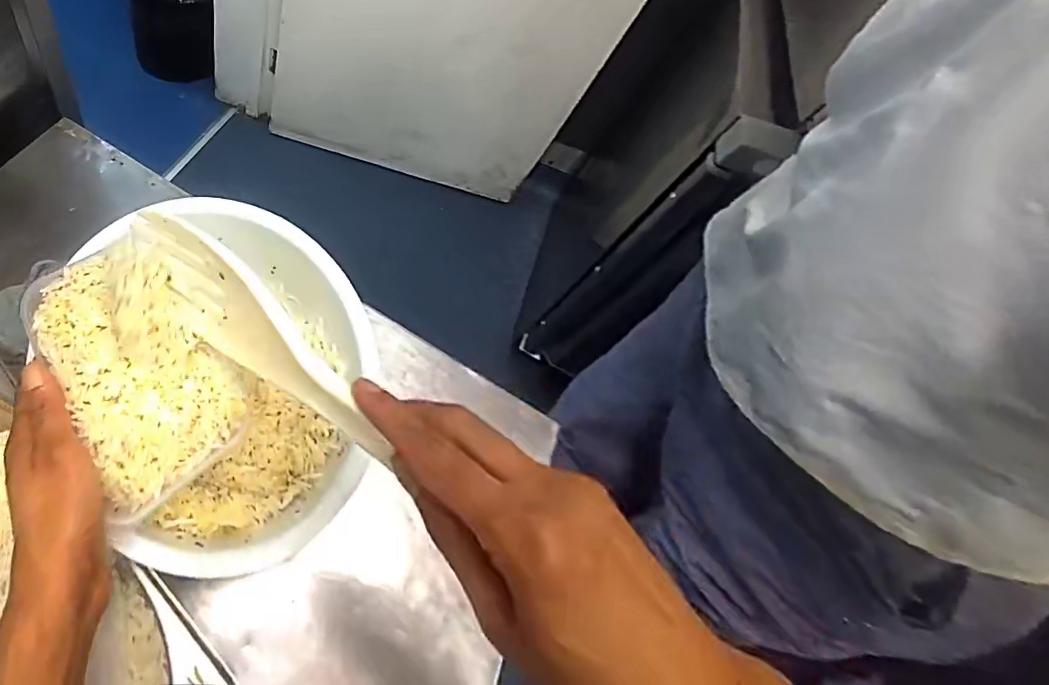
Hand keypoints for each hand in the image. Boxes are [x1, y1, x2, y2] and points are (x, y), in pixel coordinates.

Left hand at [0, 359, 110, 684]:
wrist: (68, 581)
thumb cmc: (60, 512)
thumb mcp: (56, 453)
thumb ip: (47, 413)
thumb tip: (34, 366)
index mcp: (24, 446)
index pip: (33, 395)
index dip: (51, 367)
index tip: (80, 340)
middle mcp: (35, 460)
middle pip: (53, 414)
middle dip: (76, 387)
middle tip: (112, 357)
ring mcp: (57, 481)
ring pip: (73, 435)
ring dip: (91, 414)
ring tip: (125, 386)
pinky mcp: (78, 497)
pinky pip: (89, 458)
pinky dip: (102, 441)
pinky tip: (126, 434)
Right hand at [354, 380, 780, 684]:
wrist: (683, 678)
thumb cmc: (581, 671)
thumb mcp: (502, 622)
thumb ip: (456, 542)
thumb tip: (418, 479)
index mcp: (524, 531)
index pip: (443, 462)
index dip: (398, 424)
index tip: (365, 392)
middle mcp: (549, 488)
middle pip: (468, 428)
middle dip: (419, 411)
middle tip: (379, 403)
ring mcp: (573, 480)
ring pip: (493, 442)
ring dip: (450, 435)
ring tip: (416, 446)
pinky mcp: (587, 485)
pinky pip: (519, 463)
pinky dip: (483, 461)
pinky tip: (473, 485)